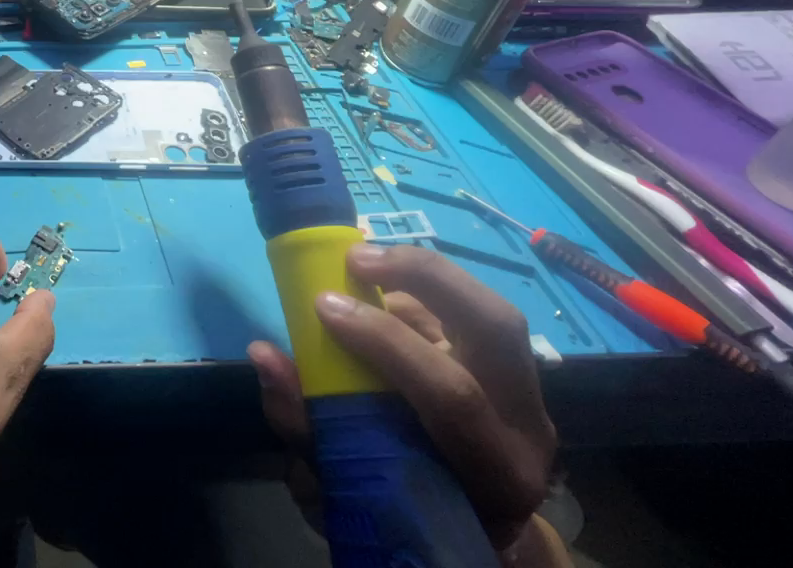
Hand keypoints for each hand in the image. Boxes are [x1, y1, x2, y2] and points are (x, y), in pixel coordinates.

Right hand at [248, 243, 556, 552]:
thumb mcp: (343, 484)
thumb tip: (263, 354)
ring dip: (423, 273)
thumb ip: (303, 424)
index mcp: (492, 472)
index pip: (452, 395)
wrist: (467, 533)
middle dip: (424, 279)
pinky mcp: (513, 371)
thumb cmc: (398, 511)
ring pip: (493, 312)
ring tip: (360, 261)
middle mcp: (526, 429)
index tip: (322, 306)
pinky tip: (376, 288)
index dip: (386, 342)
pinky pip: (471, 312)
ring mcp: (529, 397)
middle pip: (496, 329)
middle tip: (352, 259)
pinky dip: (421, 289)